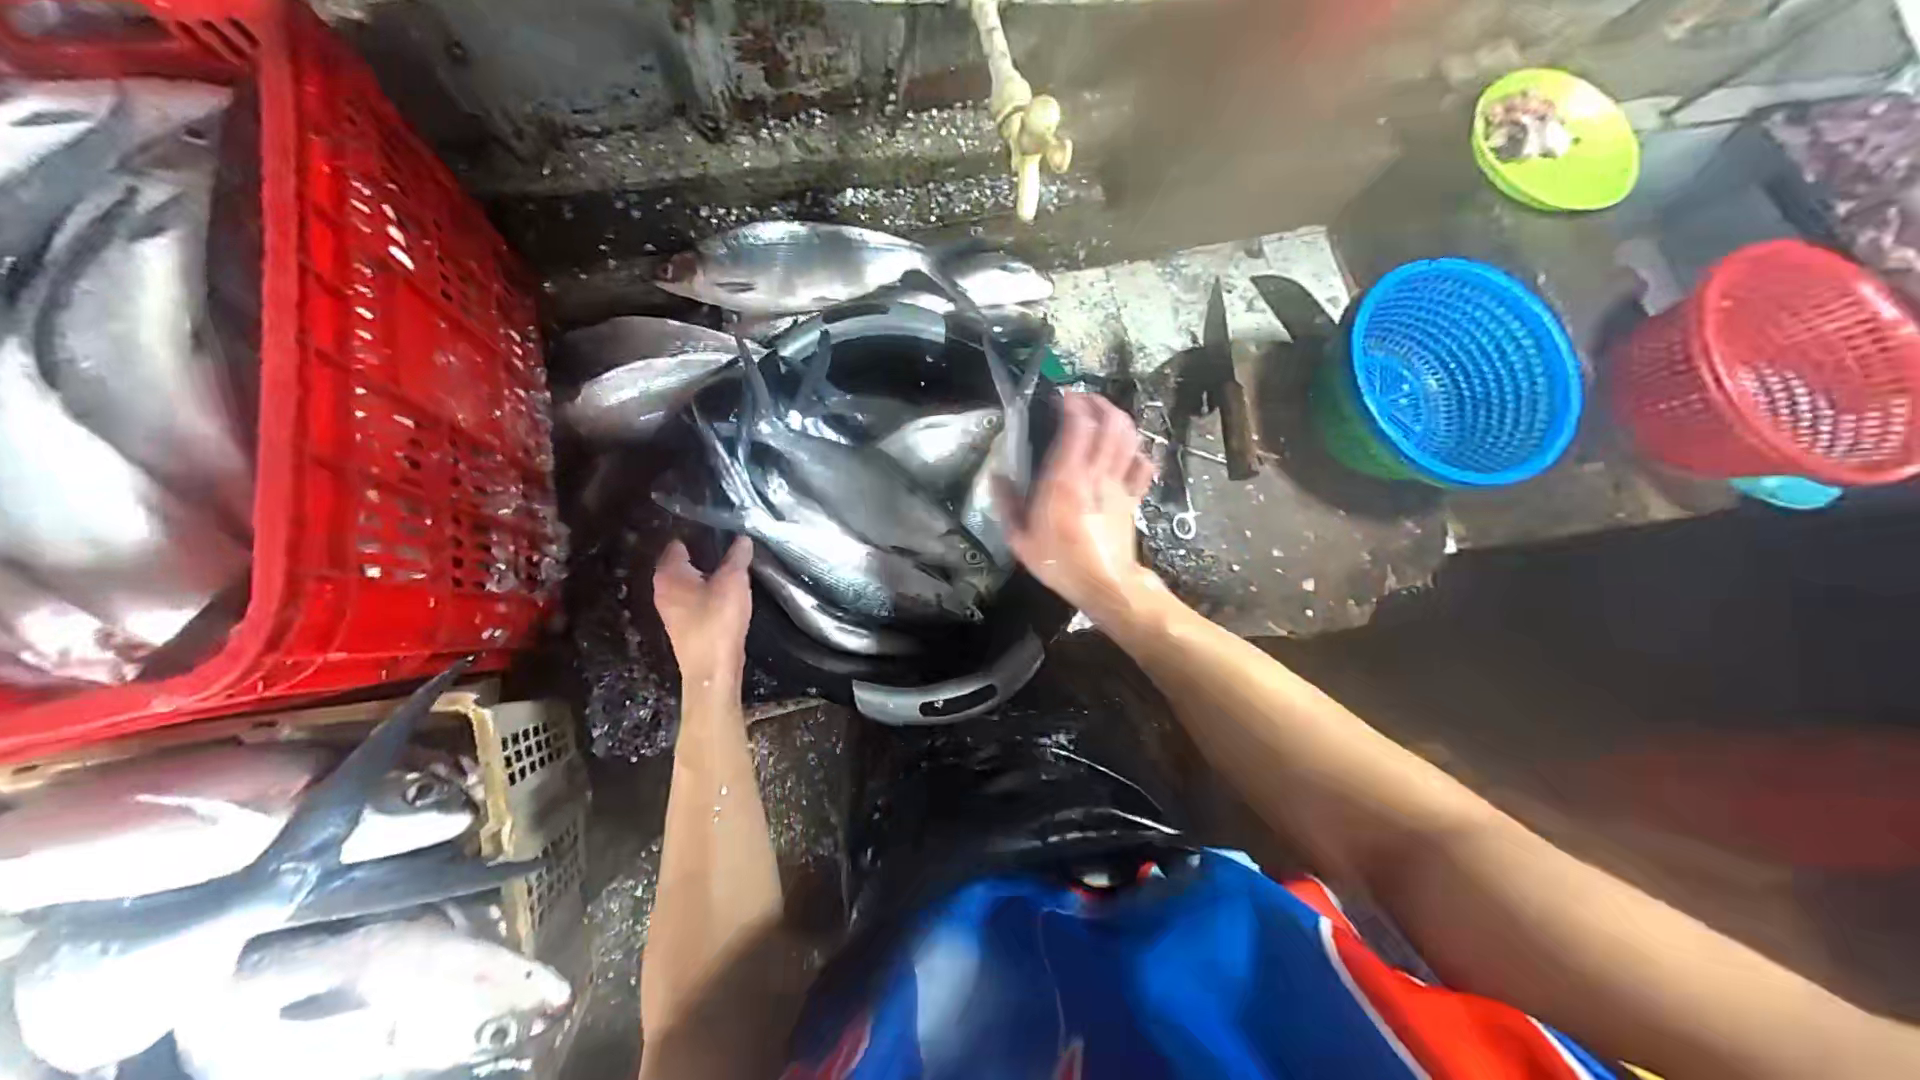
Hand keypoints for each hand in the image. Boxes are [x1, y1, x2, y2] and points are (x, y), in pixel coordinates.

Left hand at [653, 536, 752, 688]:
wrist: (712, 669)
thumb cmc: (717, 620)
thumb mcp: (733, 581)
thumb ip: (737, 556)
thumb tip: (743, 538)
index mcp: (668, 573)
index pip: (677, 542)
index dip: (697, 533)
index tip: (718, 527)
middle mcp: (662, 588)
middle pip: (682, 562)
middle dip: (704, 553)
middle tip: (729, 543)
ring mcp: (670, 608)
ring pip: (689, 581)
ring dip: (707, 574)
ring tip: (732, 565)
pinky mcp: (683, 624)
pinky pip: (693, 598)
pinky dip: (707, 592)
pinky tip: (726, 591)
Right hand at [999, 392, 1162, 623]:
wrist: (1105, 586)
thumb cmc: (1060, 562)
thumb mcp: (1020, 539)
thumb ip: (1007, 504)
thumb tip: (997, 477)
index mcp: (1065, 479)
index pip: (1078, 425)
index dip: (1073, 403)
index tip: (1061, 396)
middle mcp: (1096, 474)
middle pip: (1110, 423)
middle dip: (1099, 402)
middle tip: (1083, 400)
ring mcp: (1119, 484)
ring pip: (1129, 437)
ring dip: (1119, 419)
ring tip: (1103, 415)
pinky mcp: (1133, 498)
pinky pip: (1143, 465)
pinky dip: (1138, 451)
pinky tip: (1127, 450)